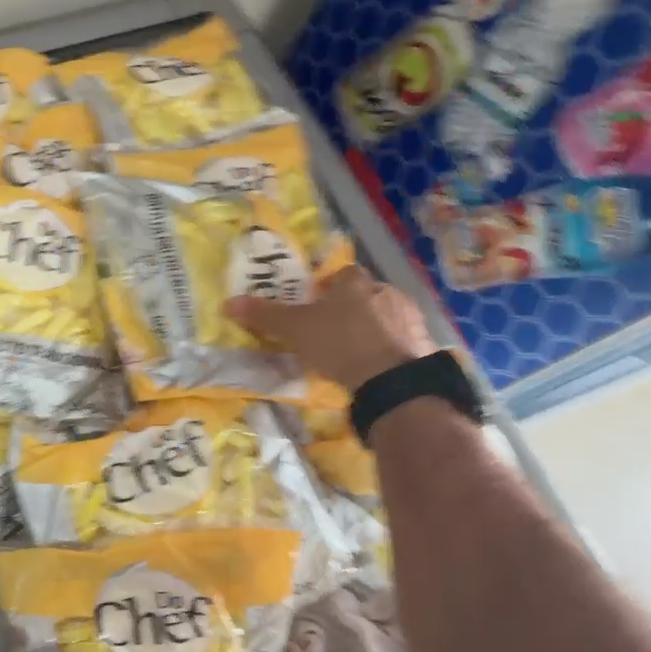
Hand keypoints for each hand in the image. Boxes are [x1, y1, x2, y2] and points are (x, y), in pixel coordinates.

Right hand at [226, 265, 438, 390]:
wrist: (390, 376)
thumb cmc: (338, 342)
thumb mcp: (295, 329)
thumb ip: (265, 316)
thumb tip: (228, 302)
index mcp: (354, 281)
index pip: (340, 275)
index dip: (328, 289)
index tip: (316, 307)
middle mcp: (384, 289)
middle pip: (363, 293)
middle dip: (349, 308)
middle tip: (330, 332)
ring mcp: (408, 313)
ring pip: (383, 314)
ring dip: (371, 327)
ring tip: (353, 352)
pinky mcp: (422, 339)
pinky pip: (400, 337)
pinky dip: (387, 346)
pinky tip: (374, 364)